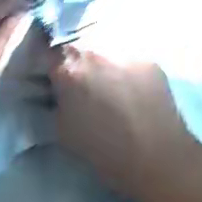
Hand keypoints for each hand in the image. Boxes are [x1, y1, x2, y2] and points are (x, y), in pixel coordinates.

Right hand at [49, 46, 201, 201]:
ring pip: (104, 48)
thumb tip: (53, 88)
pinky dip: (123, 69)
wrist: (158, 157)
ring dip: (100, 62)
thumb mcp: (63, 129)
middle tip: (78, 80)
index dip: (44, 59)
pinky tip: (129, 89)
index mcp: (70, 67)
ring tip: (107, 85)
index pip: (45, 48)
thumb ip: (54, 100)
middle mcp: (96, 49)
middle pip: (76, 44)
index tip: (46, 70)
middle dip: (73, 59)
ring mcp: (125, 50)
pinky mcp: (148, 57)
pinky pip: (127, 58)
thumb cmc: (104, 151)